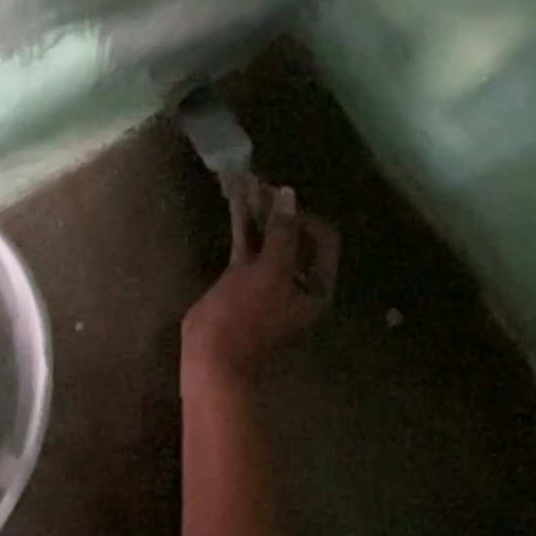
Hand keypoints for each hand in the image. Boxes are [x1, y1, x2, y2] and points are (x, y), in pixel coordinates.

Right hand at [182, 182, 339, 380]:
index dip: (304, 216)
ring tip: (245, 181)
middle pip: (294, 234)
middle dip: (279, 208)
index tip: (279, 202)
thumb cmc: (247, 315)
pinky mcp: (243, 277)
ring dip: (259, 211)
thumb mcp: (269, 272)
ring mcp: (269, 278)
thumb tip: (288, 194)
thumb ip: (282, 232)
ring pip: (269, 237)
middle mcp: (297, 280)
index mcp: (315, 286)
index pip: (322, 238)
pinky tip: (234, 200)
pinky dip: (243, 223)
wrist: (213, 354)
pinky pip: (248, 245)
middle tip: (260, 182)